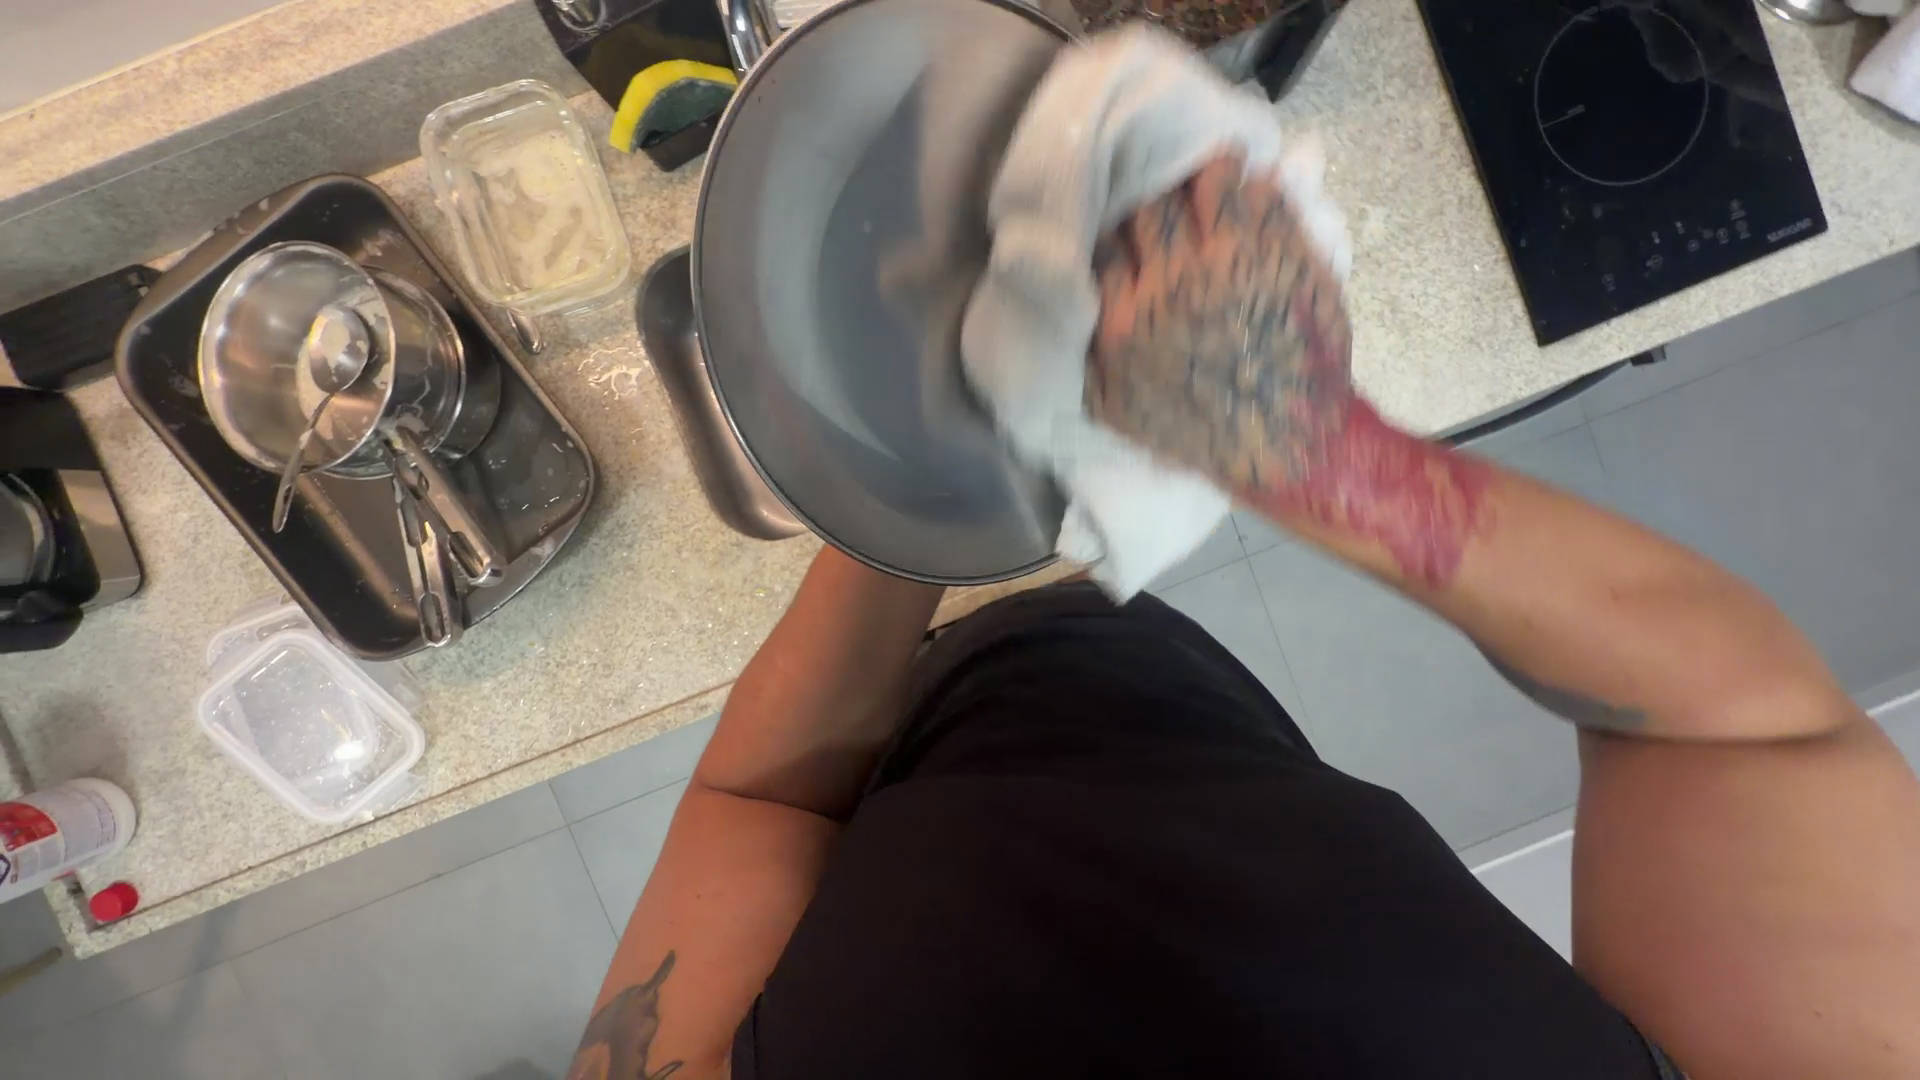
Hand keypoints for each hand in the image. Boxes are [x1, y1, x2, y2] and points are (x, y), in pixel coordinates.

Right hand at [1087, 155, 1353, 490]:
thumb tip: (1070, 317)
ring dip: (1205, 177)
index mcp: (1125, 323)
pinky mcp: (1281, 255)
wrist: (1279, 442)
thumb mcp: (1115, 412)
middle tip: (1165, 204)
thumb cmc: (1196, 434)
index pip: (1105, 250)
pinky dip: (1255, 186)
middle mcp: (1169, 284)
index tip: (1124, 239)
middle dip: (1152, 201)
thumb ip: (1085, 361)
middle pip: (1148, 208)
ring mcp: (1228, 263)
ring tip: (1210, 180)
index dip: (1113, 237)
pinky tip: (1253, 191)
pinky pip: (1263, 195)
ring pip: (1206, 182)